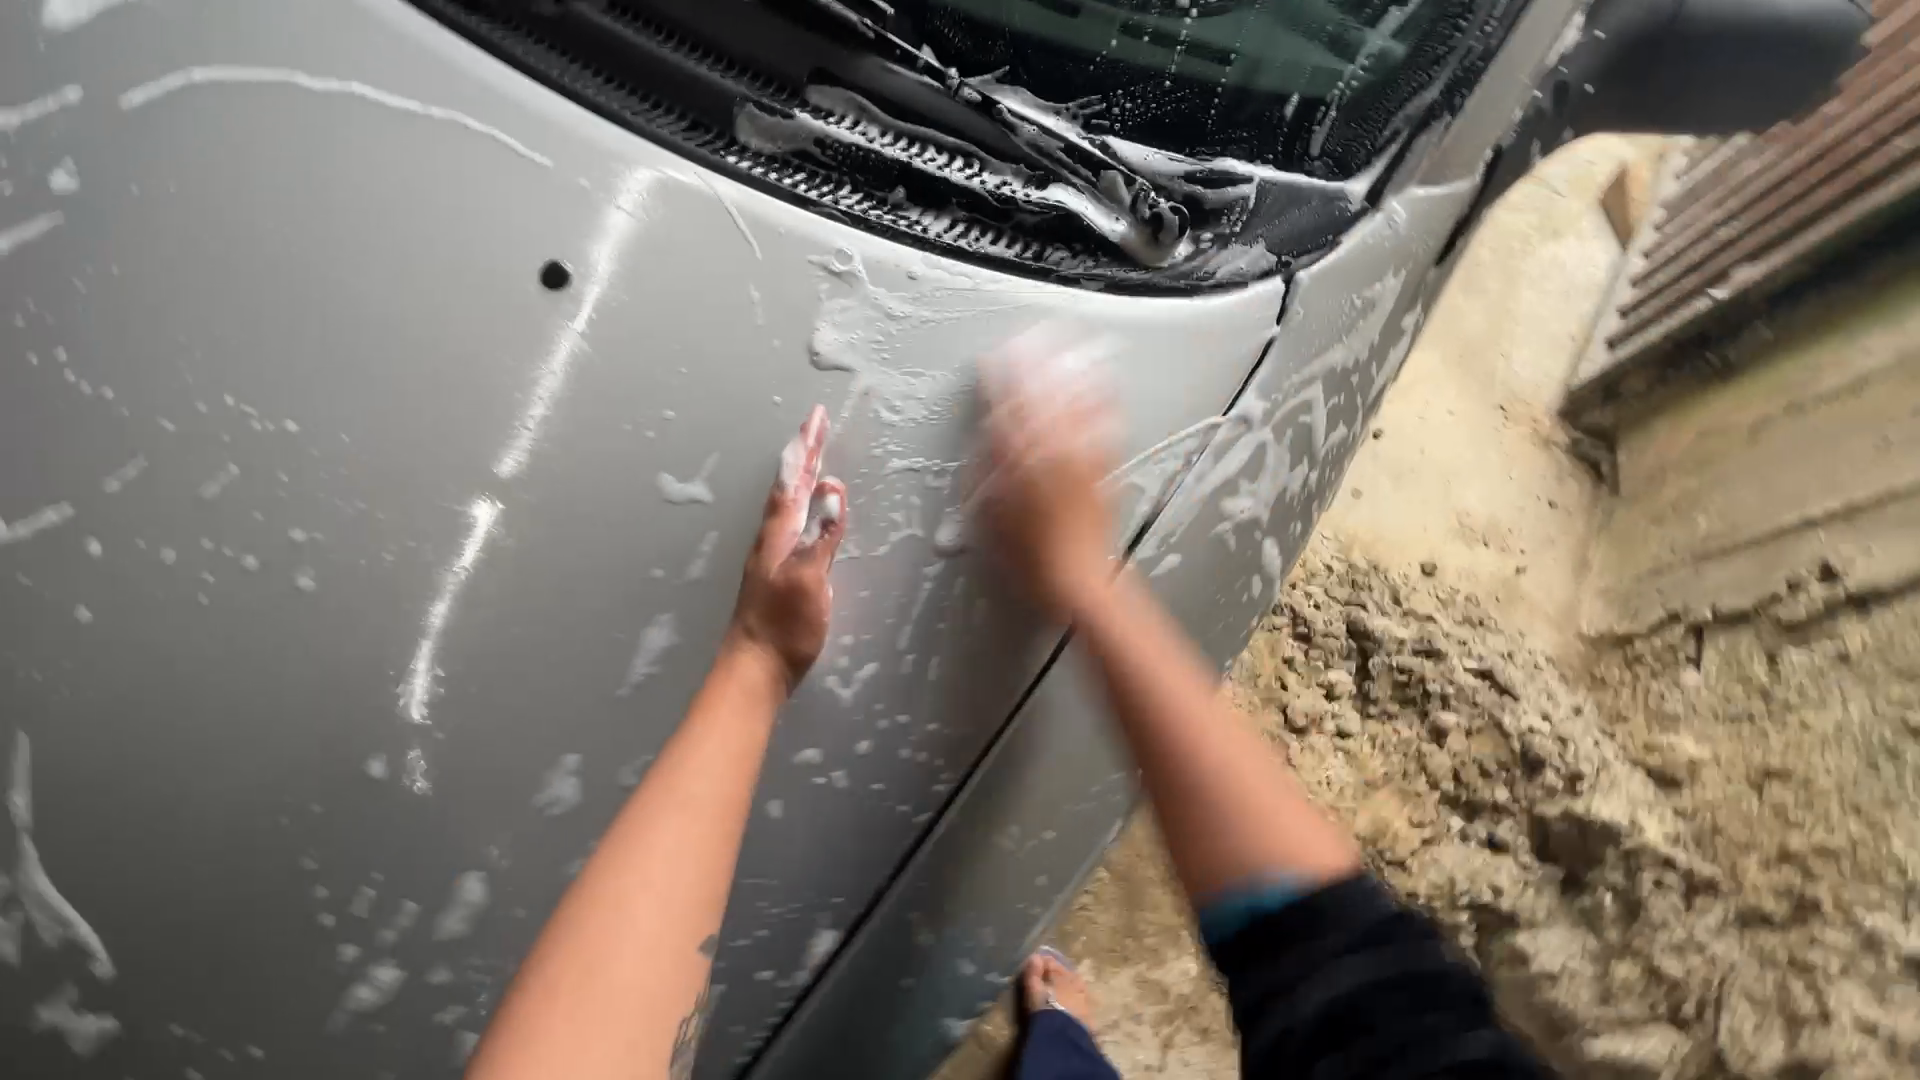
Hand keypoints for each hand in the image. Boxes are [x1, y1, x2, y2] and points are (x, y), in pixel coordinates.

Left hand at [726, 405, 848, 692]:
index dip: (807, 447)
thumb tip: (833, 488)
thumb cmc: (783, 626)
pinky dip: (804, 503)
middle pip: (790, 485)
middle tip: (818, 424)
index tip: (817, 416)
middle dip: (806, 453)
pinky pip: (794, 522)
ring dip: (803, 474)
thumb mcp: (808, 578)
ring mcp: (774, 555)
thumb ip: (821, 535)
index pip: (794, 479)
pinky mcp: (781, 573)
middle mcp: (773, 537)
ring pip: (790, 502)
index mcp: (778, 533)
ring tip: (814, 455)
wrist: (754, 669)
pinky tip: (809, 511)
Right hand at [975, 325, 1119, 620]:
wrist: (1075, 580)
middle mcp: (1054, 452)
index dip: (998, 379)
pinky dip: (1101, 398)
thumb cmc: (1025, 556)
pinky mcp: (1104, 468)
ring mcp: (1083, 458)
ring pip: (1078, 404)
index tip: (992, 359)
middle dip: (1037, 362)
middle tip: (1032, 336)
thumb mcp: (988, 514)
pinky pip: (1105, 423)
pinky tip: (1102, 383)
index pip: (1006, 408)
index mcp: (1020, 462)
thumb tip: (989, 437)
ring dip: (1072, 371)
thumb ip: (987, 471)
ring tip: (1071, 344)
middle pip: (1046, 395)